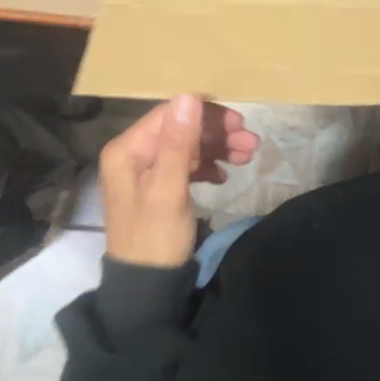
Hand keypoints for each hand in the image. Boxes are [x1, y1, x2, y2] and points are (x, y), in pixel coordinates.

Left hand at [99, 95, 259, 268]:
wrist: (147, 284)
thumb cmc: (155, 236)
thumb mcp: (169, 189)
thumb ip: (179, 143)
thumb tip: (190, 96)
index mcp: (128, 150)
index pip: (171, 115)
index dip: (207, 115)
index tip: (240, 123)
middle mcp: (134, 154)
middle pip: (182, 128)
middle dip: (217, 133)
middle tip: (251, 143)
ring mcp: (147, 170)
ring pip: (190, 145)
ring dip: (219, 147)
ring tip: (248, 156)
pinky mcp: (160, 185)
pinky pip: (189, 164)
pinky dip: (209, 165)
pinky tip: (224, 175)